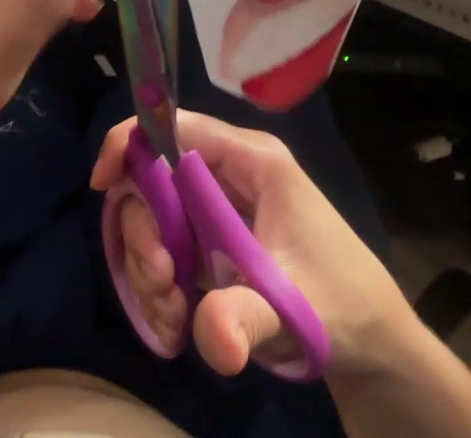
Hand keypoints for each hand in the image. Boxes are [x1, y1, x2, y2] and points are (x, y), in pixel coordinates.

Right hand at [90, 111, 421, 379]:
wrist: (368, 344)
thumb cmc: (341, 305)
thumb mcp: (297, 308)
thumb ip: (249, 315)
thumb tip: (209, 335)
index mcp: (251, 161)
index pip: (174, 126)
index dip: (129, 143)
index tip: (103, 185)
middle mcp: (225, 174)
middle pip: (150, 180)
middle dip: (143, 236)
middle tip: (163, 284)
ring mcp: (212, 208)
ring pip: (148, 219)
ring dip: (147, 271)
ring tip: (175, 321)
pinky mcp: (205, 240)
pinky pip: (160, 249)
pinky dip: (156, 289)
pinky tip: (176, 327)